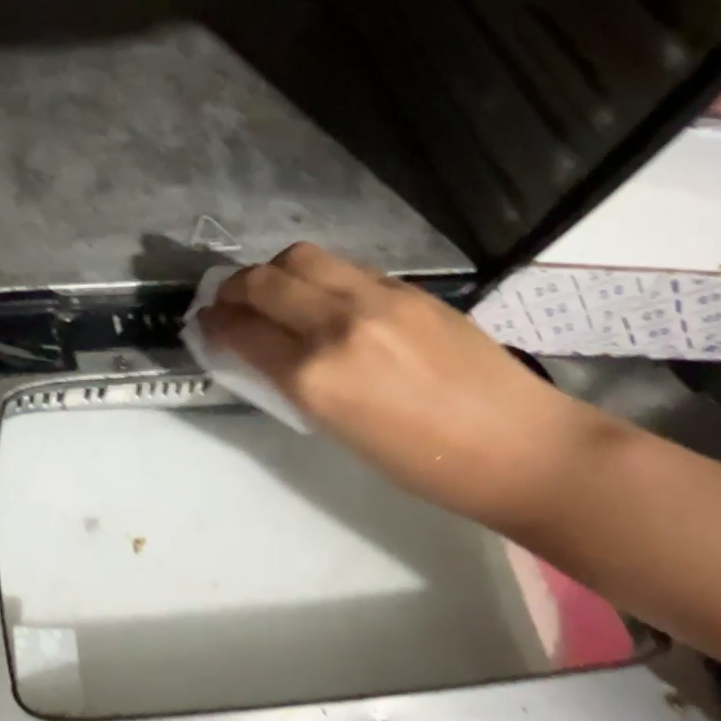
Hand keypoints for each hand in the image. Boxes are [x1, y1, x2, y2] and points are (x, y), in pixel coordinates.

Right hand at [198, 243, 614, 530]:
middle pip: (262, 281)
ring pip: (300, 258)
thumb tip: (255, 351)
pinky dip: (317, 277)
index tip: (204, 325)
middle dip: (233, 289)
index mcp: (315, 377)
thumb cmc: (419, 463)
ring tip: (273, 292)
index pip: (242, 331)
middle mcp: (337, 326)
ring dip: (273, 271)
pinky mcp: (408, 288)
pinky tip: (323, 298)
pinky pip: (343, 267)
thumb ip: (290, 383)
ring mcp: (375, 299)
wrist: (516, 446)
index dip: (214, 325)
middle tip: (228, 303)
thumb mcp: (336, 430)